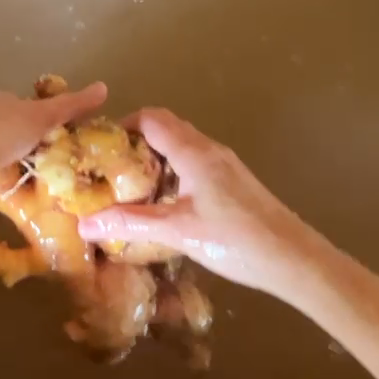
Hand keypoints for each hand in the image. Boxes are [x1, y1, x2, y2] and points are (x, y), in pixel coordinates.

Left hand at [0, 82, 107, 206]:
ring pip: (7, 155)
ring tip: (50, 184)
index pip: (32, 106)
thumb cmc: (1, 133)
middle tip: (63, 164)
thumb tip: (104, 86)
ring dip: (22, 166)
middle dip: (36, 145)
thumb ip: (71, 105)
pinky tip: (24, 195)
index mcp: (4, 103)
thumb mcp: (42, 116)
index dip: (50, 117)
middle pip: (19, 131)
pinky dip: (8, 183)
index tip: (68, 134)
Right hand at [77, 108, 326, 300]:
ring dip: (156, 159)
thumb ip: (131, 223)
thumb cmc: (235, 239)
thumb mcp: (177, 231)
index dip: (123, 125)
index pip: (151, 118)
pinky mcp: (234, 183)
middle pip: (166, 129)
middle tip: (110, 169)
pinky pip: (195, 164)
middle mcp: (210, 150)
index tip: (101, 147)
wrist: (294, 259)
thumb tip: (84, 224)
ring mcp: (225, 165)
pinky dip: (174, 172)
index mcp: (194, 152)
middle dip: (136, 143)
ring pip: (182, 147)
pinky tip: (166, 203)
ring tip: (131, 187)